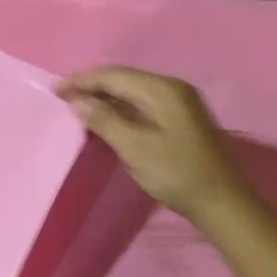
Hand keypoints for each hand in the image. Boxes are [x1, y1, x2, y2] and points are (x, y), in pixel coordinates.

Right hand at [57, 66, 246, 218]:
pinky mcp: (180, 119)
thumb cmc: (176, 173)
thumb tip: (77, 101)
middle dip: (92, 86)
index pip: (114, 75)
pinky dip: (121, 108)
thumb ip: (105, 121)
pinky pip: (143, 104)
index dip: (82, 81)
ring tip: (78, 107)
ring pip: (133, 91)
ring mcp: (179, 103)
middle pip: (124, 79)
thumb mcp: (135, 148)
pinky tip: (106, 119)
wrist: (221, 201)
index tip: (55, 91)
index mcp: (162, 89)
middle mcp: (172, 88)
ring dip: (105, 97)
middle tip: (63, 98)